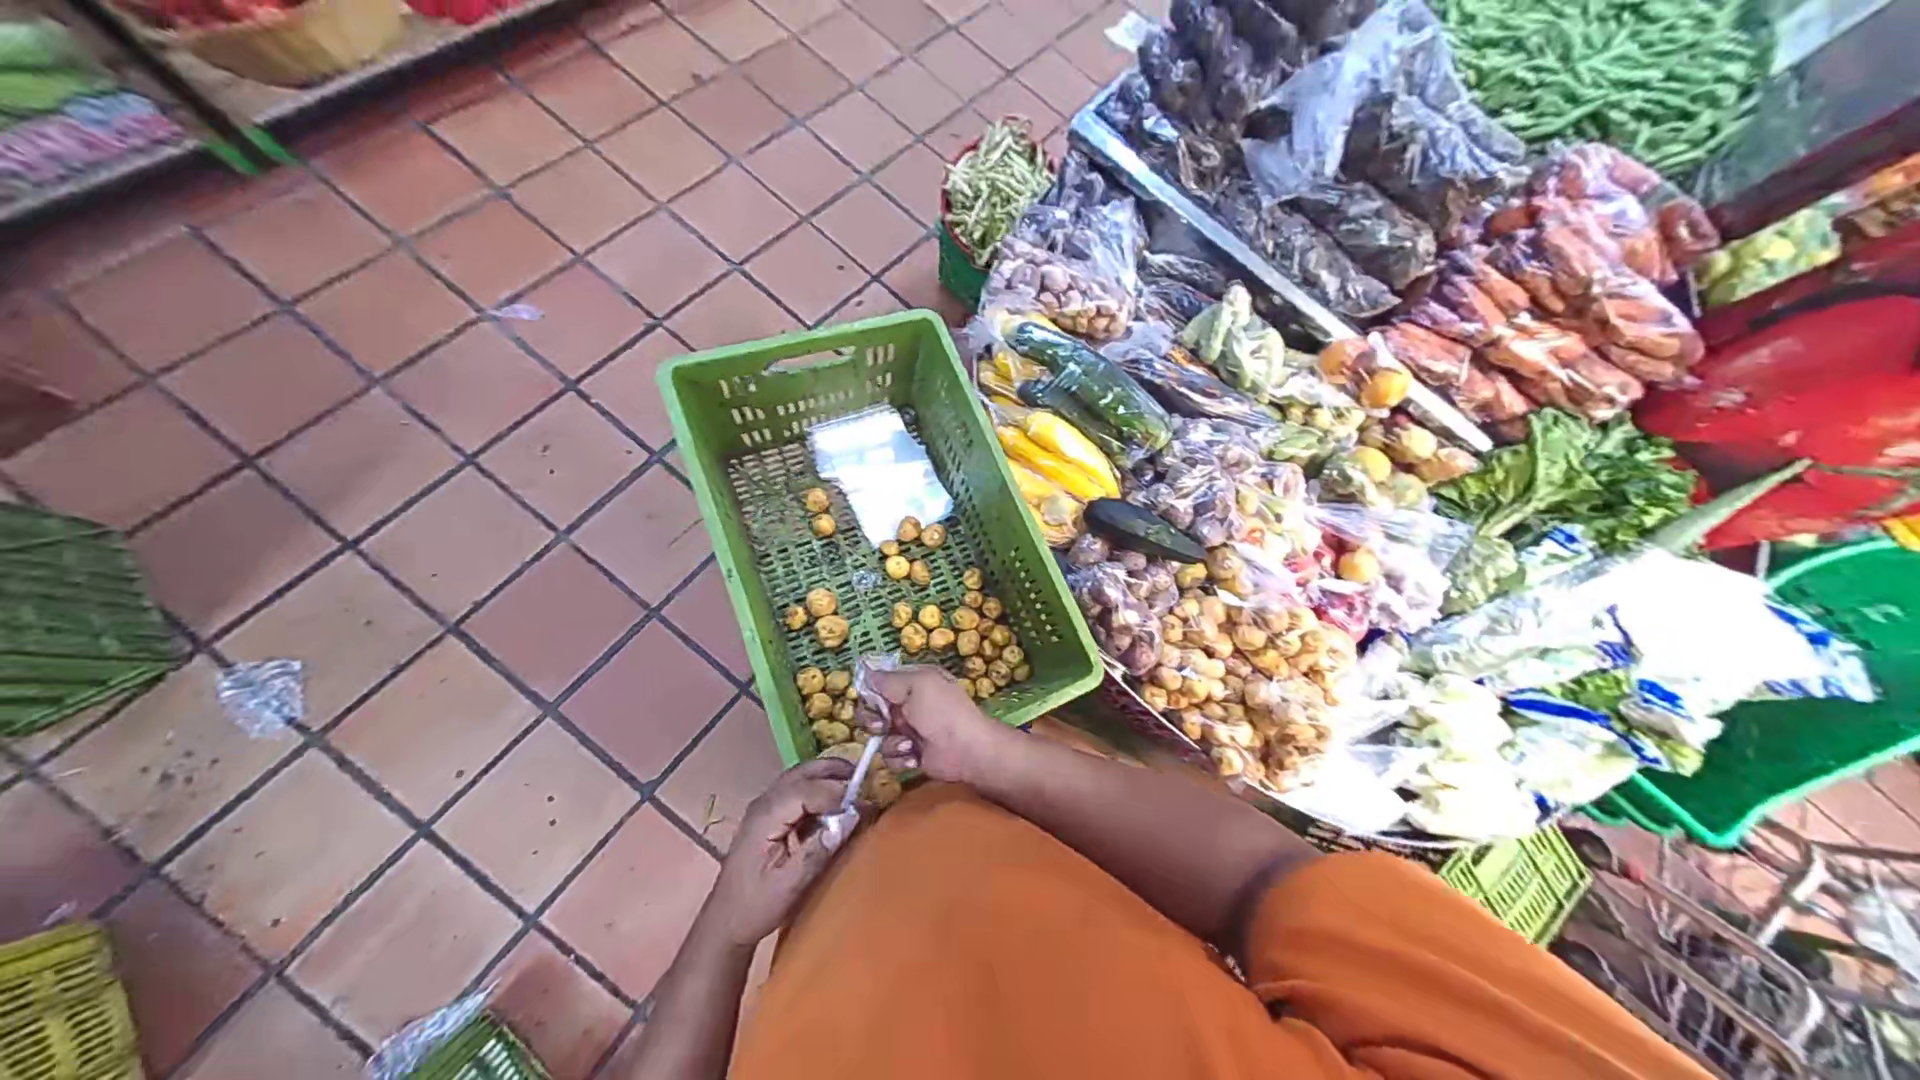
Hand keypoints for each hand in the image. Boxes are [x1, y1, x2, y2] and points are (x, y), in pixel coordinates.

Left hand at [706, 758, 855, 947]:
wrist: (725, 922)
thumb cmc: (755, 906)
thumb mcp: (789, 885)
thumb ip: (818, 850)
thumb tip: (851, 819)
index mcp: (766, 816)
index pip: (806, 790)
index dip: (837, 793)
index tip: (863, 804)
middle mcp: (764, 803)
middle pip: (802, 773)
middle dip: (834, 771)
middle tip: (864, 778)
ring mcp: (764, 807)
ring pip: (799, 777)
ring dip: (827, 777)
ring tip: (854, 787)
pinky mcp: (769, 815)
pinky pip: (797, 790)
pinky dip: (819, 788)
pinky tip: (834, 805)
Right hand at [858, 666, 1018, 784]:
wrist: (966, 750)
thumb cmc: (942, 711)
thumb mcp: (917, 685)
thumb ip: (888, 679)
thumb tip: (866, 671)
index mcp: (912, 683)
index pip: (879, 684)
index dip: (870, 692)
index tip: (869, 699)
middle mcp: (907, 705)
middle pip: (873, 711)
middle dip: (872, 719)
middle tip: (881, 725)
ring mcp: (908, 730)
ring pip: (878, 736)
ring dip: (891, 742)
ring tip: (908, 745)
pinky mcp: (909, 754)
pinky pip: (889, 756)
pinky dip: (900, 758)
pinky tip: (914, 759)